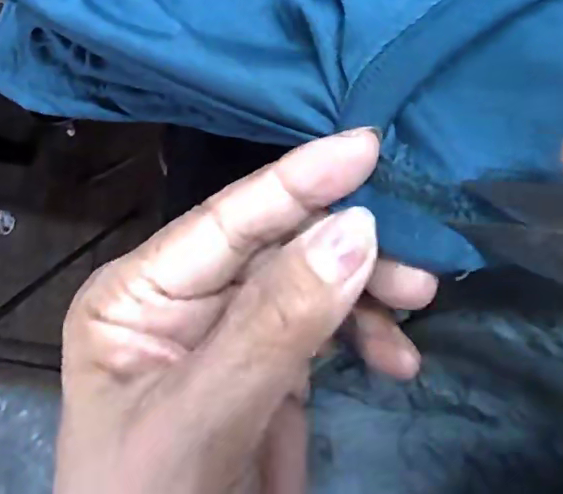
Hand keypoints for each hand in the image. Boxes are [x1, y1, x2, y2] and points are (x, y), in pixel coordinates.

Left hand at [56, 127, 438, 493]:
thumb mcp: (205, 418)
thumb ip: (276, 322)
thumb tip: (355, 227)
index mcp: (141, 289)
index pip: (231, 216)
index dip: (302, 177)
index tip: (368, 144)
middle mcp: (185, 294)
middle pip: (280, 240)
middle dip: (349, 239)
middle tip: (416, 245)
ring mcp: (229, 328)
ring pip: (311, 274)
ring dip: (367, 284)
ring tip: (421, 297)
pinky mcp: (267, 364)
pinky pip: (323, 323)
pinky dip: (365, 331)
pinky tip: (398, 356)